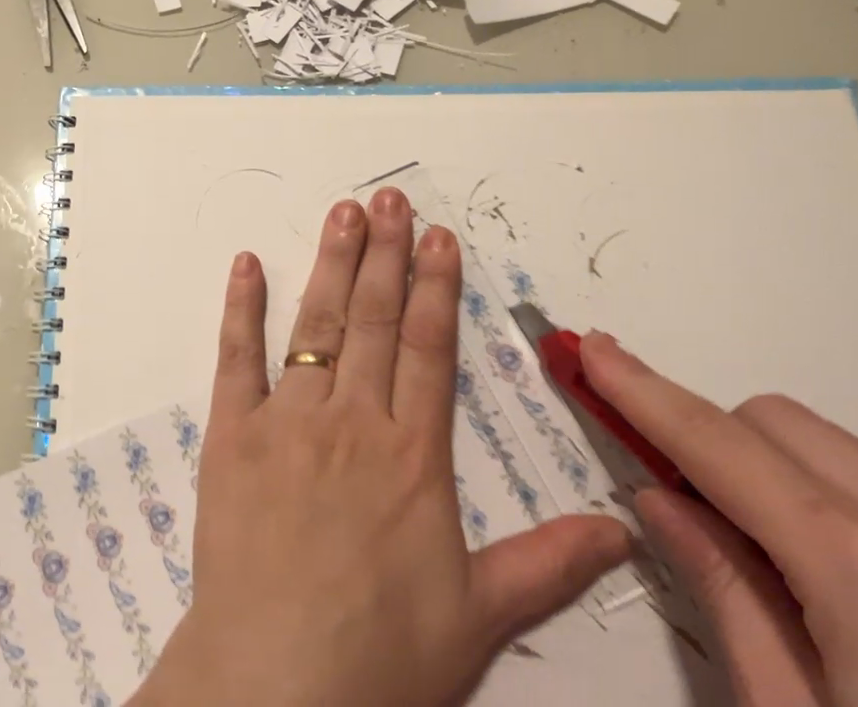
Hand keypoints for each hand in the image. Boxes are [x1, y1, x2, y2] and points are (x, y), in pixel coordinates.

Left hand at [131, 191, 630, 706]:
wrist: (276, 681)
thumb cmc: (381, 653)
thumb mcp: (480, 615)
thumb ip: (549, 564)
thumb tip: (627, 532)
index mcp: (413, 455)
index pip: (432, 349)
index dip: (439, 287)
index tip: (441, 237)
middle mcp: (352, 422)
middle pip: (376, 320)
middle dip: (387, 254)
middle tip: (391, 197)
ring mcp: (286, 423)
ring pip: (317, 326)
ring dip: (333, 265)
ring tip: (345, 212)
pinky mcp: (230, 437)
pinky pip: (236, 359)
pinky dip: (242, 308)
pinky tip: (248, 264)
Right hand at [582, 332, 857, 706]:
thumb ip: (725, 597)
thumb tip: (661, 501)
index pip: (720, 446)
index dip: (642, 393)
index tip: (592, 349)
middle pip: (782, 425)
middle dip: (715, 442)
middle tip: (678, 498)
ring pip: (849, 458)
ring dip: (787, 482)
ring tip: (786, 573)